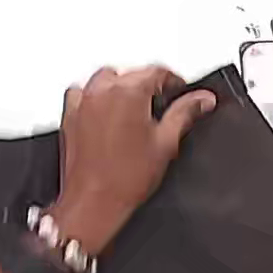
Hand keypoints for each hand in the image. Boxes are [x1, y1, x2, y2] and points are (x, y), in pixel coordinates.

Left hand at [49, 66, 215, 254]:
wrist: (93, 202)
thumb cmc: (125, 178)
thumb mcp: (166, 142)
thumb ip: (186, 113)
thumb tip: (203, 99)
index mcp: (129, 92)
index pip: (157, 71)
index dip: (173, 80)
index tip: (180, 89)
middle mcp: (102, 91)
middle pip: (131, 74)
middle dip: (148, 85)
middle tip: (161, 105)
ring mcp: (82, 102)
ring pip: (106, 80)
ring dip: (121, 88)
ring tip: (134, 110)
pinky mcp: (69, 116)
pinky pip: (82, 94)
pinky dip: (95, 98)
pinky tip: (106, 115)